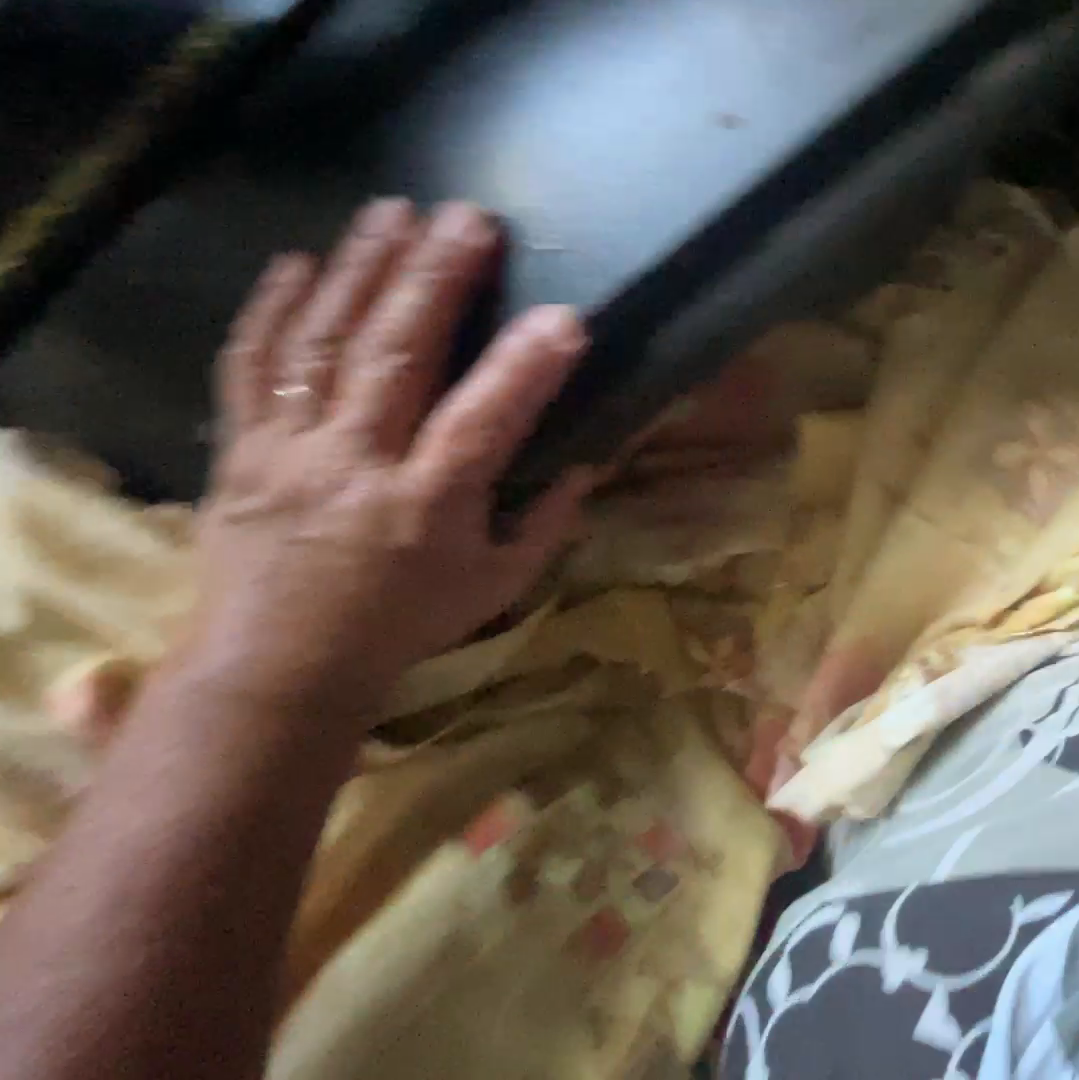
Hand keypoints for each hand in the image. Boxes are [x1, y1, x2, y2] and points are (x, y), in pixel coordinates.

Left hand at [183, 199, 596, 721]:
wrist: (281, 663)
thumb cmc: (408, 622)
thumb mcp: (500, 585)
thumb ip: (549, 523)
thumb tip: (590, 463)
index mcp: (428, 506)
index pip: (482, 424)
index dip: (525, 369)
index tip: (565, 318)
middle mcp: (355, 467)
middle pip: (393, 358)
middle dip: (435, 282)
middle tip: (470, 220)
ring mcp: (288, 451)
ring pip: (321, 345)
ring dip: (362, 272)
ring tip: (394, 212)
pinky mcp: (241, 448)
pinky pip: (249, 367)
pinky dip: (272, 309)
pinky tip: (302, 261)